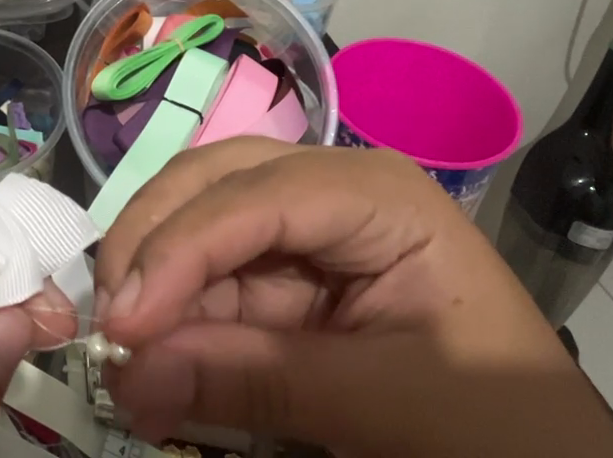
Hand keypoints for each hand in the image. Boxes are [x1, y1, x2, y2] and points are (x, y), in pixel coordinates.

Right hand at [95, 139, 612, 456]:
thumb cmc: (504, 428)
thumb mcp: (388, 407)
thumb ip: (258, 384)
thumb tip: (131, 381)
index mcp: (374, 194)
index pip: (256, 197)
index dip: (181, 249)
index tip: (123, 320)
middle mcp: (329, 188)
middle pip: (213, 183)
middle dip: (153, 245)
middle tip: (108, 324)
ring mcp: (305, 227)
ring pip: (199, 223)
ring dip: (154, 281)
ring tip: (120, 350)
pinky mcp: (288, 271)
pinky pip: (214, 277)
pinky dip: (176, 313)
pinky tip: (152, 352)